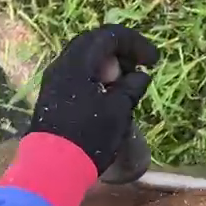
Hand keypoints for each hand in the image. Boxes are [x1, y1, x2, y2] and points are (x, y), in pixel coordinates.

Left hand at [28, 24, 159, 171]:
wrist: (52, 168)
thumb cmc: (88, 136)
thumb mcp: (118, 110)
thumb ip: (131, 87)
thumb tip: (138, 76)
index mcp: (79, 62)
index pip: (109, 36)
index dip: (135, 43)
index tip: (152, 61)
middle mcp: (63, 65)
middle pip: (95, 42)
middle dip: (121, 51)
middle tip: (138, 67)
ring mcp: (55, 80)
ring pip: (86, 58)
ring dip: (109, 65)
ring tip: (126, 84)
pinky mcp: (53, 95)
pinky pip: (79, 74)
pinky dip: (97, 76)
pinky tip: (108, 95)